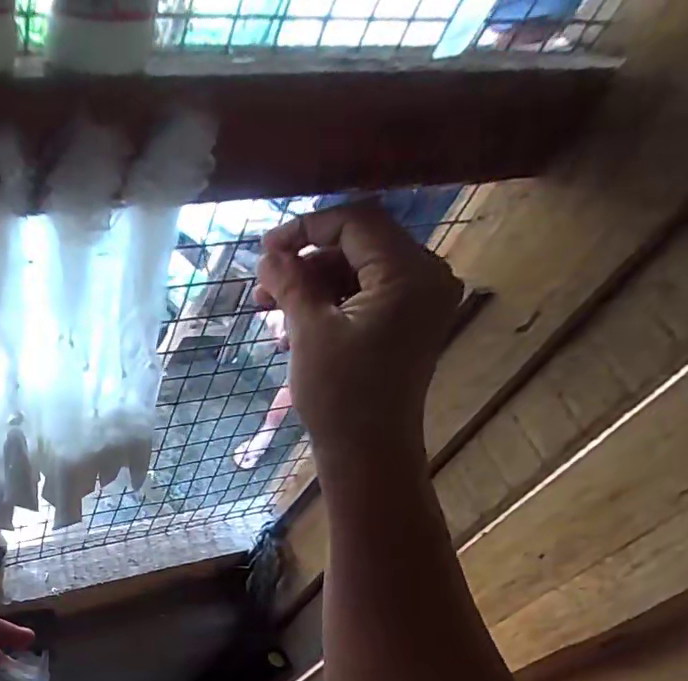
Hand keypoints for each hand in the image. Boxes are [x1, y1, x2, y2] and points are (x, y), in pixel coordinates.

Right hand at [252, 202, 463, 461]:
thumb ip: (291, 283)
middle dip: (305, 261)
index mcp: (410, 273)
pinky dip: (328, 302)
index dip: (306, 228)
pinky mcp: (406, 323)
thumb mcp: (309, 332)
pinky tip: (292, 324)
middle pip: (358, 244)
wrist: (367, 451)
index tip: (263, 249)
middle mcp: (426, 277)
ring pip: (357, 271)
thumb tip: (267, 254)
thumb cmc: (340, 394)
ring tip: (268, 307)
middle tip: (261, 284)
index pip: (357, 222)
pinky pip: (364, 295)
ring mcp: (419, 301)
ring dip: (311, 283)